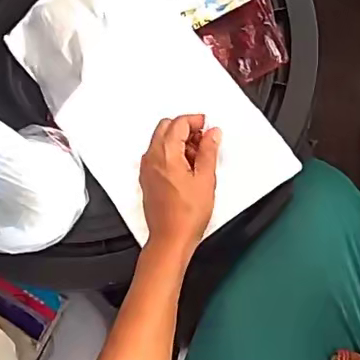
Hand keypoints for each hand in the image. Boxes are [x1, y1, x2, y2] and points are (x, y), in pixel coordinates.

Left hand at [140, 114, 219, 259]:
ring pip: (160, 141)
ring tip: (198, 157)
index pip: (179, 123)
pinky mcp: (147, 179)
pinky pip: (157, 156)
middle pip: (166, 127)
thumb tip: (212, 134)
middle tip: (204, 139)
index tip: (207, 125)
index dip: (195, 120)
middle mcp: (152, 158)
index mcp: (166, 154)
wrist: (171, 238)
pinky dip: (171, 154)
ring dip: (178, 141)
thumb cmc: (186, 216)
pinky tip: (187, 168)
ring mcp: (147, 169)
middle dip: (186, 128)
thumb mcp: (206, 179)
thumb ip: (209, 151)